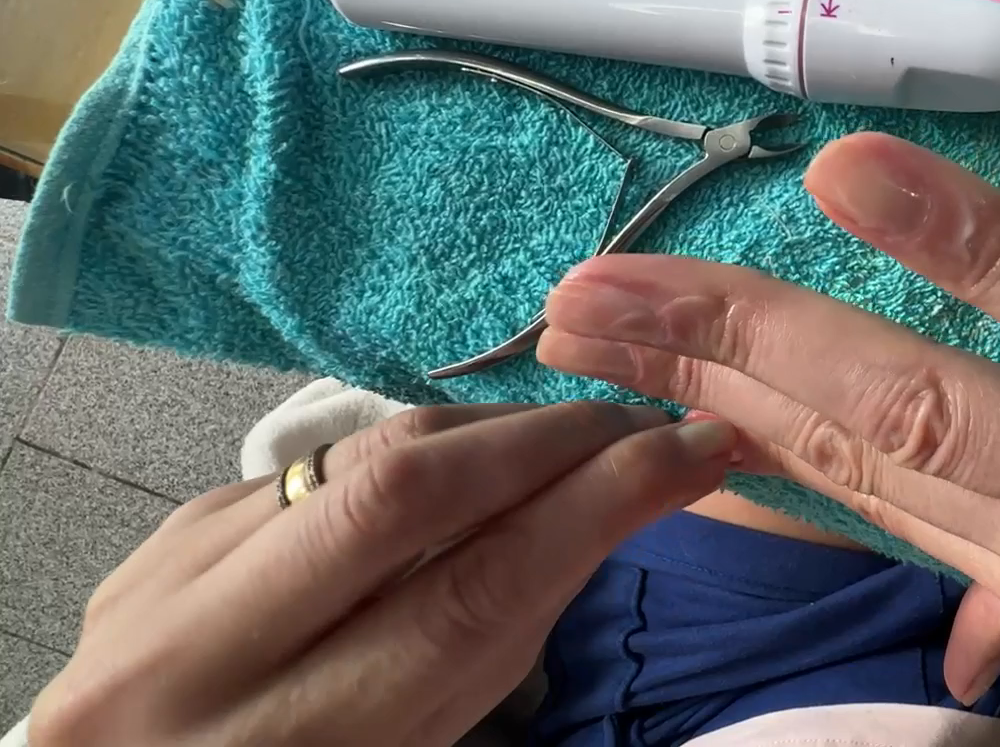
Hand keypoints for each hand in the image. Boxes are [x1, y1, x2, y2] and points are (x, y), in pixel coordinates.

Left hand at [29, 403, 735, 745]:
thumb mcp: (448, 717)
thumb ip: (531, 599)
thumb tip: (648, 474)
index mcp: (295, 745)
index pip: (482, 589)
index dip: (606, 499)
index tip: (699, 447)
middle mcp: (193, 661)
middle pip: (413, 490)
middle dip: (558, 437)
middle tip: (644, 419)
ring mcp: (165, 575)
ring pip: (379, 446)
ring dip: (510, 425)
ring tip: (579, 431)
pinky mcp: (173, 521)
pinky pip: (344, 448)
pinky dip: (443, 439)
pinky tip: (486, 452)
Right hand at [538, 133, 999, 745]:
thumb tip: (961, 621)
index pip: (859, 491)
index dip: (735, 425)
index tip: (638, 367)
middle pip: (856, 446)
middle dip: (706, 369)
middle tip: (581, 308)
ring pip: (936, 407)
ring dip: (784, 329)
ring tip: (660, 273)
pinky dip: (977, 252)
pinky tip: (863, 180)